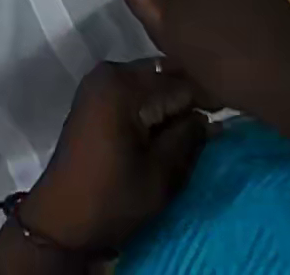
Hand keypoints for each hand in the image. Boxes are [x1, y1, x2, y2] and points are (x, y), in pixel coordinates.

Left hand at [18, 59, 207, 255]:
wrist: (62, 216)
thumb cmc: (111, 197)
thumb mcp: (159, 175)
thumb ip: (188, 139)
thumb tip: (213, 119)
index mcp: (122, 85)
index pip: (178, 81)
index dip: (207, 98)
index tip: (228, 116)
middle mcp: (108, 72)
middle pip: (161, 74)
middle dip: (187, 96)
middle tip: (214, 123)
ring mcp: (97, 81)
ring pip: (147, 80)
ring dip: (169, 100)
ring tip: (192, 127)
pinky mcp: (93, 95)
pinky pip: (131, 89)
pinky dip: (150, 103)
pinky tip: (165, 126)